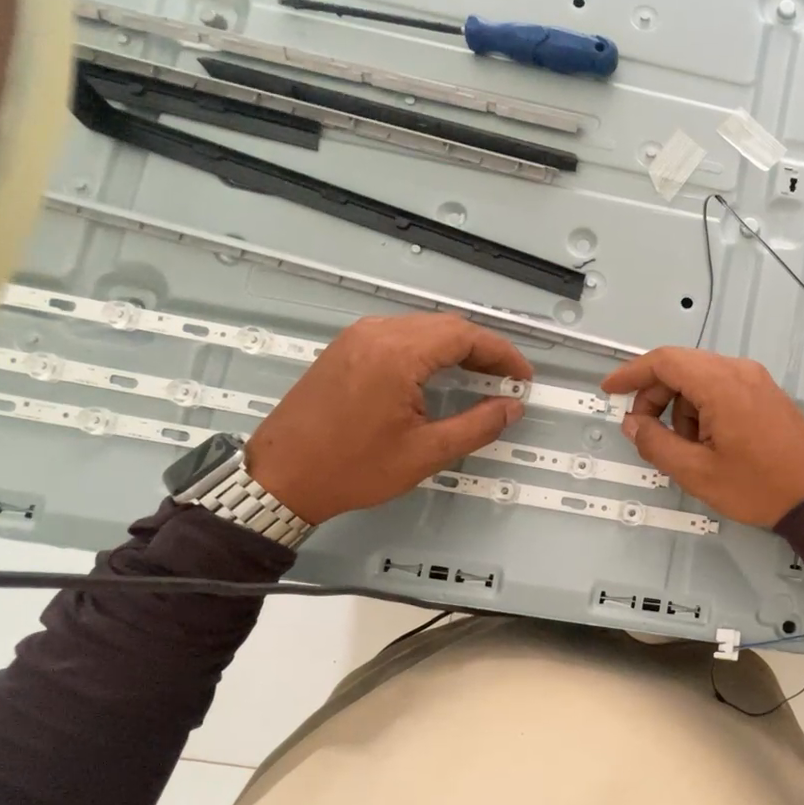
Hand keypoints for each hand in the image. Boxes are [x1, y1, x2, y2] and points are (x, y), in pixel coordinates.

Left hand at [246, 314, 530, 524]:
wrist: (280, 478)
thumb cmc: (353, 469)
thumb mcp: (426, 453)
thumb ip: (477, 425)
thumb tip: (512, 407)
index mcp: (398, 355)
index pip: (464, 336)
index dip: (501, 353)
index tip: (523, 376)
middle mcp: (376, 335)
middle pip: (445, 326)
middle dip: (482, 349)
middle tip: (506, 379)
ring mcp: (356, 338)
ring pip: (421, 327)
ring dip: (455, 347)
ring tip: (479, 377)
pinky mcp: (344, 349)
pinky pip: (398, 335)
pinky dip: (427, 348)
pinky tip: (438, 374)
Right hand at [602, 347, 803, 526]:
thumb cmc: (758, 486)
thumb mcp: (697, 472)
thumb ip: (656, 444)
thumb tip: (634, 424)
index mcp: (721, 384)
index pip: (665, 361)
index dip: (632, 373)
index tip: (611, 390)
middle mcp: (740, 371)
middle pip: (682, 367)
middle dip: (656, 396)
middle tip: (645, 431)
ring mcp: (757, 380)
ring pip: (702, 379)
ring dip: (682, 406)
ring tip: (686, 447)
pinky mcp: (767, 394)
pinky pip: (723, 388)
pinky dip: (704, 408)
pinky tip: (708, 442)